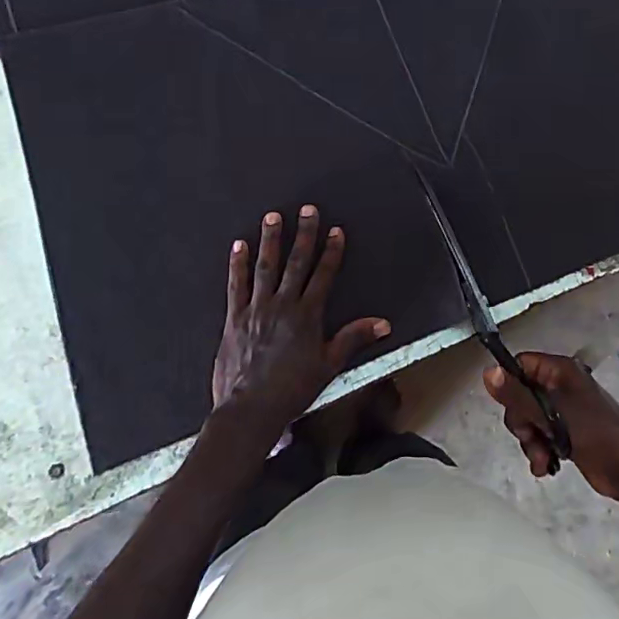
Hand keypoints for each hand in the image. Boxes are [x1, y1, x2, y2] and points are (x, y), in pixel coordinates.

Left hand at [211, 206, 390, 443]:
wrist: (251, 408)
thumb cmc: (293, 390)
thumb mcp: (329, 365)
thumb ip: (354, 338)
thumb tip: (383, 323)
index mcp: (307, 315)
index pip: (323, 275)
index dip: (331, 251)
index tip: (335, 230)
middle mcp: (283, 305)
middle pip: (296, 263)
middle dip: (303, 234)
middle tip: (306, 209)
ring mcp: (257, 308)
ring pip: (265, 267)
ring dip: (270, 240)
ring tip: (272, 216)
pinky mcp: (235, 317)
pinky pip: (236, 285)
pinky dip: (237, 264)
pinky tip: (239, 245)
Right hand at [484, 352, 618, 502]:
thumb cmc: (598, 437)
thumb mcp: (552, 416)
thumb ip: (518, 396)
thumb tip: (488, 372)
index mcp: (560, 371)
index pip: (520, 365)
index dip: (511, 386)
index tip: (512, 408)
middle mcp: (561, 385)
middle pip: (521, 394)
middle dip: (522, 422)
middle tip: (532, 438)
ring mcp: (565, 409)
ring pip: (529, 417)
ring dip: (530, 440)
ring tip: (542, 459)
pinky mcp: (567, 431)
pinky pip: (541, 433)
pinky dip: (540, 449)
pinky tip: (546, 465)